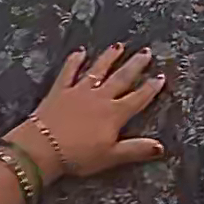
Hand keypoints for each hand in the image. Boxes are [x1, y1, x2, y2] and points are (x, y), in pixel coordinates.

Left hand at [9, 44, 166, 180]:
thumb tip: (160, 147)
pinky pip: (69, 72)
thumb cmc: (78, 155)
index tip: (160, 77)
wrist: (42, 148)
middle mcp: (100, 98)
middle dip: (135, 65)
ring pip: (98, 70)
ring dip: (109, 58)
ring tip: (119, 46)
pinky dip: (75, 61)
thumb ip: (136, 149)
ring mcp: (79, 91)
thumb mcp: (111, 156)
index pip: (137, 98)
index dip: (150, 88)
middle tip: (146, 52)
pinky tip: (80, 52)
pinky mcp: (60, 91)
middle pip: (121, 78)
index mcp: (114, 114)